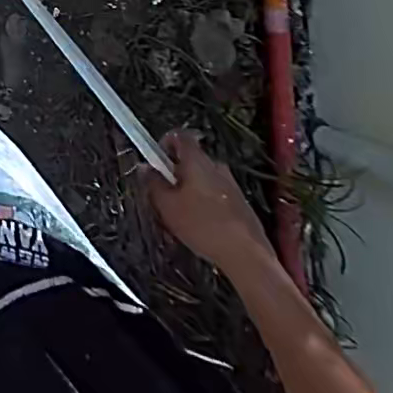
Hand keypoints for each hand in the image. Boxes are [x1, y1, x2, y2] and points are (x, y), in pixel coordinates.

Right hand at [146, 130, 273, 272]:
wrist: (247, 256)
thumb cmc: (201, 225)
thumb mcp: (166, 205)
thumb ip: (153, 182)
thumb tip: (145, 167)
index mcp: (197, 161)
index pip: (180, 136)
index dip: (164, 142)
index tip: (156, 160)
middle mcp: (217, 167)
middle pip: (191, 158)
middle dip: (175, 171)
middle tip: (165, 191)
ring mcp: (233, 185)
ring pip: (204, 177)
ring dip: (190, 188)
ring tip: (182, 212)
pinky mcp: (242, 204)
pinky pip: (216, 193)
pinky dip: (205, 201)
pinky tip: (202, 225)